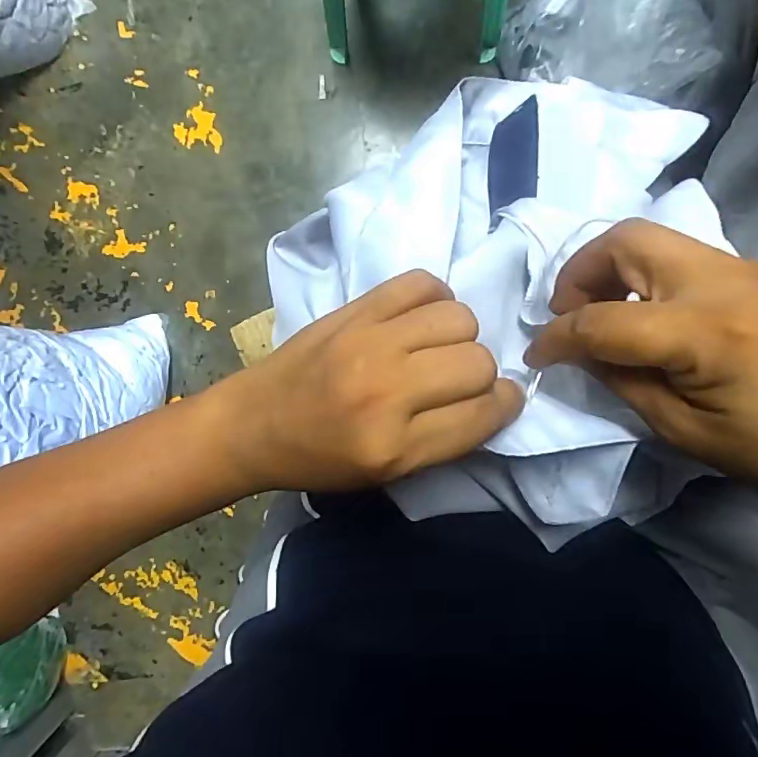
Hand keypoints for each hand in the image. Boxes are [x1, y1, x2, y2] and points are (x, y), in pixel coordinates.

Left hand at [213, 270, 524, 493]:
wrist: (253, 423)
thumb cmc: (318, 458)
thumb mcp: (384, 473)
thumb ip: (444, 440)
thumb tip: (495, 398)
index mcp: (393, 446)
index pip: (483, 414)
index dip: (503, 406)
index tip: (498, 401)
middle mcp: (385, 390)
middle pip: (477, 362)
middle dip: (480, 374)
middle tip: (455, 380)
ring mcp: (367, 342)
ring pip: (458, 318)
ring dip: (459, 335)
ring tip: (436, 347)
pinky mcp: (353, 310)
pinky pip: (421, 283)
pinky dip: (433, 297)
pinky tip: (419, 317)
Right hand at [523, 220, 757, 519]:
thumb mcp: (682, 429)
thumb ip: (620, 379)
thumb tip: (579, 352)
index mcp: (705, 330)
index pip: (600, 319)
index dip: (557, 337)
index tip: (535, 355)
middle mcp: (723, 281)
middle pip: (623, 240)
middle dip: (579, 273)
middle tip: (572, 314)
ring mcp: (747, 268)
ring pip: (653, 239)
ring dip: (613, 270)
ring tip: (608, 316)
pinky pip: (682, 256)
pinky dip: (647, 276)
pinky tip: (654, 318)